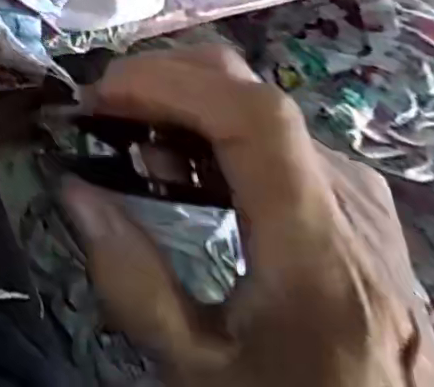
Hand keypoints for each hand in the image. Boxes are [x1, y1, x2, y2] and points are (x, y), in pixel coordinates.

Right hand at [59, 46, 433, 386]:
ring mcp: (361, 204)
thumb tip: (72, 187)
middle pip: (256, 93)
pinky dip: (209, 120)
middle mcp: (352, 213)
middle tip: (98, 105)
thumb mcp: (195, 369)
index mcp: (320, 256)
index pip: (255, 119)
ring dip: (182, 95)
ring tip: (124, 128)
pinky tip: (174, 157)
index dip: (168, 83)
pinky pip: (275, 133)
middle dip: (162, 76)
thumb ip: (130, 279)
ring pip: (263, 103)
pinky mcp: (354, 208)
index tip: (99, 98)